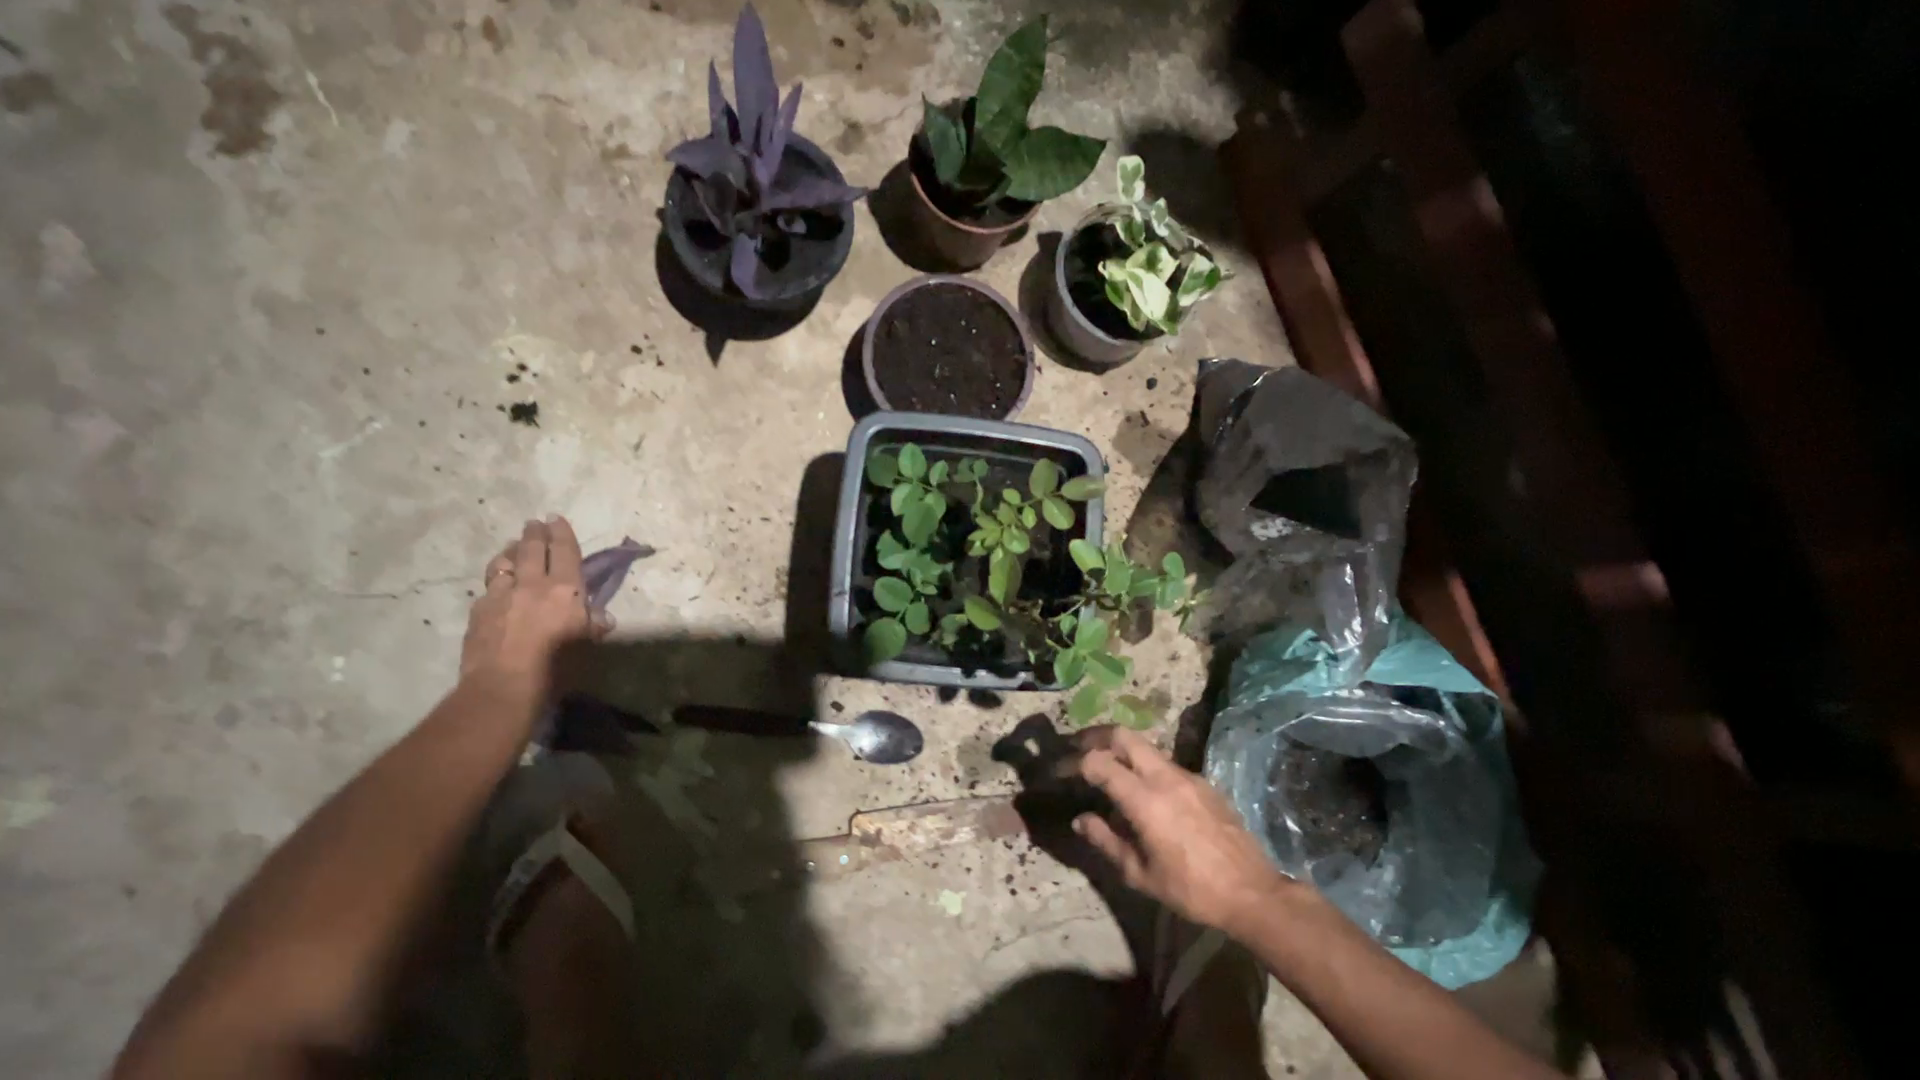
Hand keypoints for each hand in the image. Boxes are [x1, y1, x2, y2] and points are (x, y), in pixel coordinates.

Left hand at [461, 517, 608, 691]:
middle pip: (532, 549)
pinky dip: (496, 581)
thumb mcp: (586, 647)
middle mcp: (532, 584)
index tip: (555, 518)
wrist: (503, 686)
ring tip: (513, 546)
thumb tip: (602, 618)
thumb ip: (592, 626)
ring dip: (511, 551)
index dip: (561, 533)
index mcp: (564, 589)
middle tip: (534, 524)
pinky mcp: (479, 611)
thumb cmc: (556, 667)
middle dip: (534, 533)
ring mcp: (501, 595)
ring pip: (504, 562)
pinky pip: (489, 588)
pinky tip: (497, 588)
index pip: (564, 551)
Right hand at [1070, 726, 1297, 935]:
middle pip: (1124, 735)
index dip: (1073, 762)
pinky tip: (1143, 796)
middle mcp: (1166, 777)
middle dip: (1095, 737)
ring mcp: (1189, 777)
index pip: (1099, 762)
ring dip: (1122, 752)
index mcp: (1145, 799)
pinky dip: (1146, 769)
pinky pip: (1166, 766)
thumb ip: (1106, 841)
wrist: (1252, 893)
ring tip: (1107, 773)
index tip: (1058, 770)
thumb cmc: (1191, 889)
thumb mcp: (1139, 874)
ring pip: (1147, 748)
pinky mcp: (1205, 784)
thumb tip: (1081, 819)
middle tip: (1077, 749)